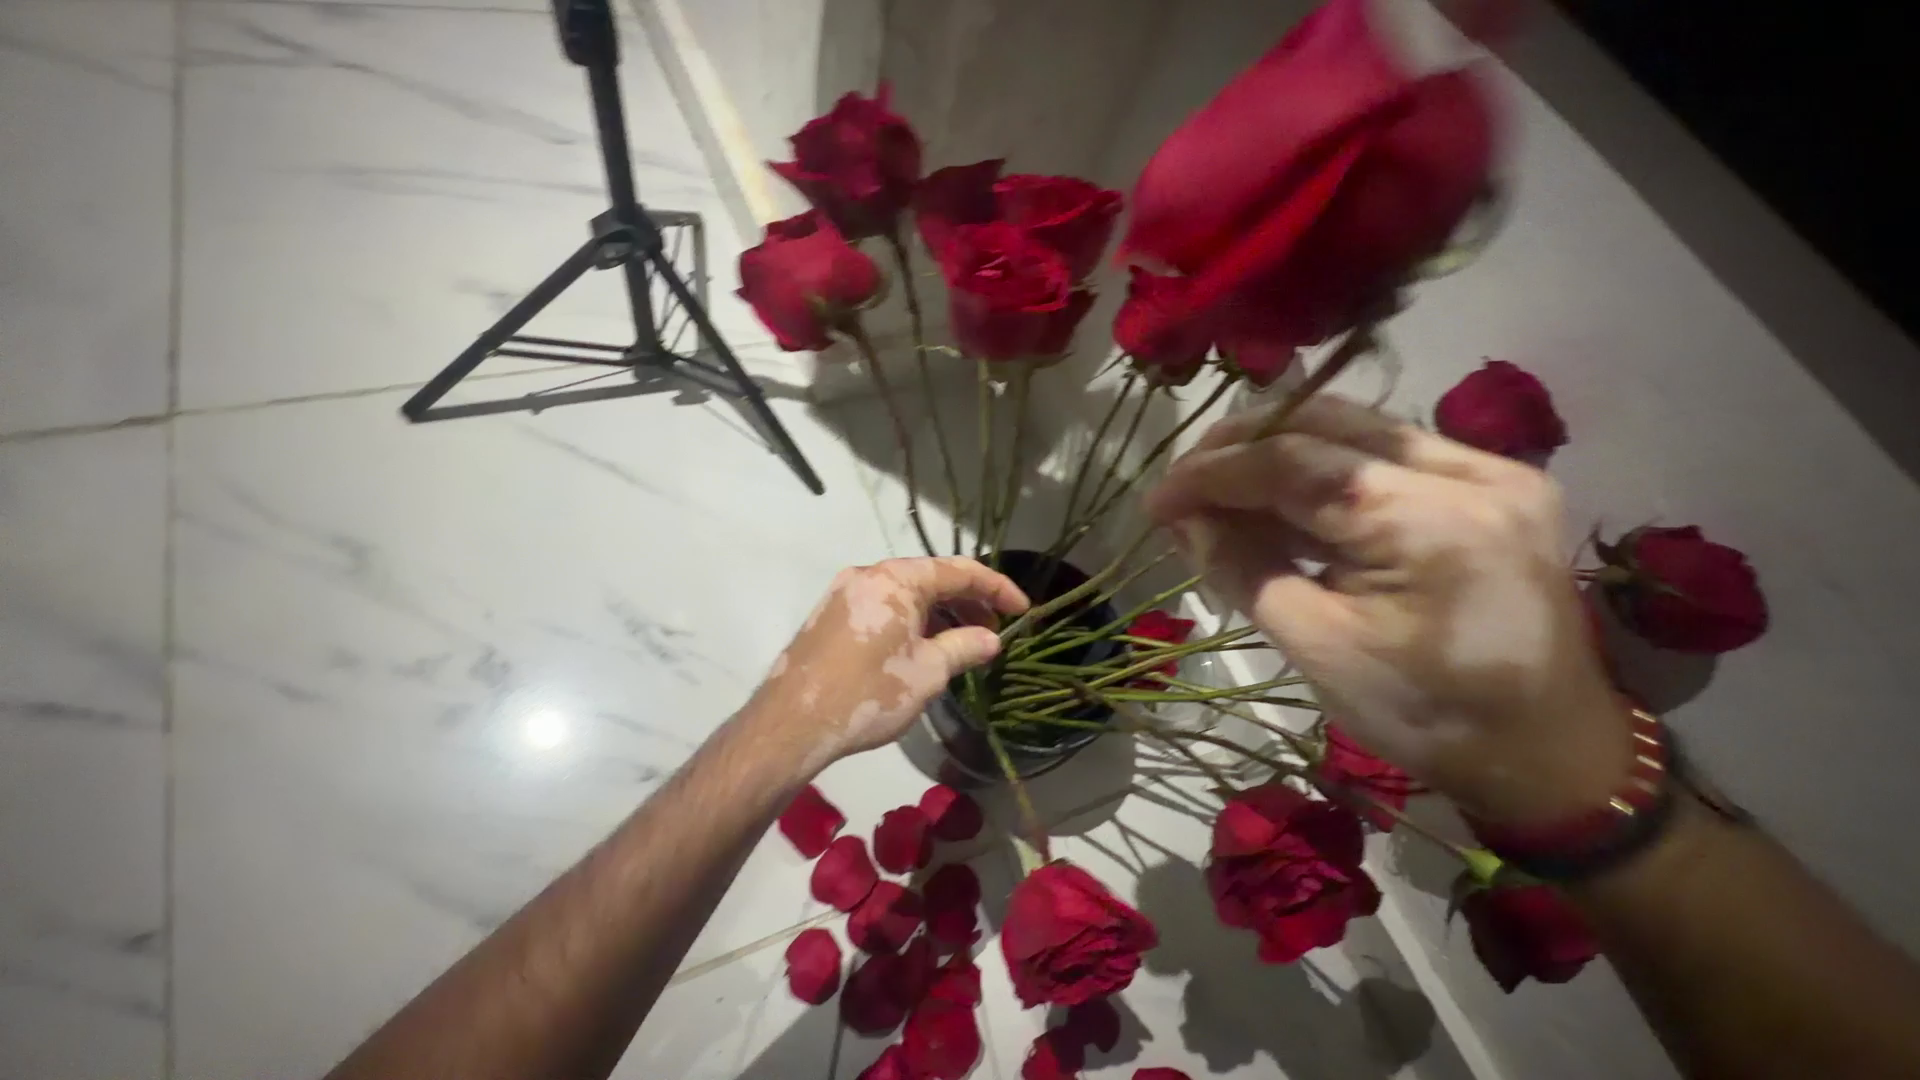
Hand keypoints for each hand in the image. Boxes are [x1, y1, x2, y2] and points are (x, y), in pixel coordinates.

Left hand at [744, 557, 1030, 771]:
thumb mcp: (927, 672)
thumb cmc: (868, 693)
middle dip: (967, 602)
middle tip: (993, 631)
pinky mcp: (830, 616)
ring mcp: (844, 594)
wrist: (792, 723)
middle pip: (930, 579)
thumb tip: (991, 639)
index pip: (958, 571)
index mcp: (896, 580)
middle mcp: (868, 575)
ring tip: (962, 644)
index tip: (1023, 610)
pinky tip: (922, 649)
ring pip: (904, 595)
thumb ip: (964, 647)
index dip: (996, 588)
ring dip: (938, 614)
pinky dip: (911, 622)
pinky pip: (883, 608)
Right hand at [1145, 395, 1630, 824]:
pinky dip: (1323, 469)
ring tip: (1220, 490)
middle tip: (1182, 485)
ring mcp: (1492, 470)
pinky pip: (1386, 453)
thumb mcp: (1318, 650)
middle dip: (1239, 447)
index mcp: (1430, 521)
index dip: (1211, 475)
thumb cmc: (1428, 715)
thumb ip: (1243, 570)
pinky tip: (1282, 499)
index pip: (1293, 463)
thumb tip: (1182, 519)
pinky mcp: (1495, 484)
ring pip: (1356, 427)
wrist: (1550, 754)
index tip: (1154, 501)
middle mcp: (1471, 471)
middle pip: (1326, 423)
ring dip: (1276, 451)